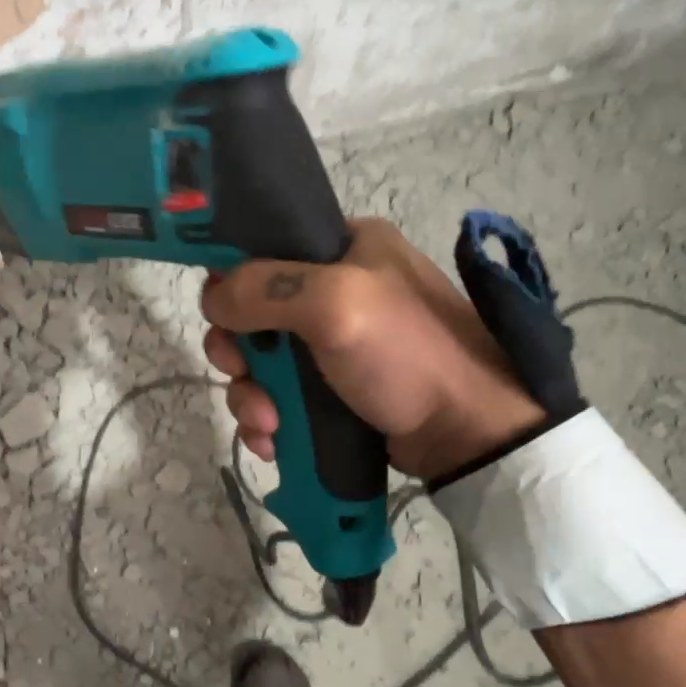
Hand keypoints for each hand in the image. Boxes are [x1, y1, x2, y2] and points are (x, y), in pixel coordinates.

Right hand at [200, 218, 545, 480]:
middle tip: (243, 375)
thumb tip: (214, 300)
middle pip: (248, 313)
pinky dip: (266, 419)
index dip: (231, 283)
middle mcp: (334, 287)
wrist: (471, 434)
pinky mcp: (331, 388)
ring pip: (257, 362)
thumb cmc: (407, 355)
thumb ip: (263, 290)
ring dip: (250, 396)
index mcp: (342, 246)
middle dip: (239, 354)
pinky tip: (273, 440)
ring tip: (269, 423)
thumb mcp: (335, 305)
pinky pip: (275, 395)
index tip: (224, 318)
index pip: (260, 249)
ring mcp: (331, 342)